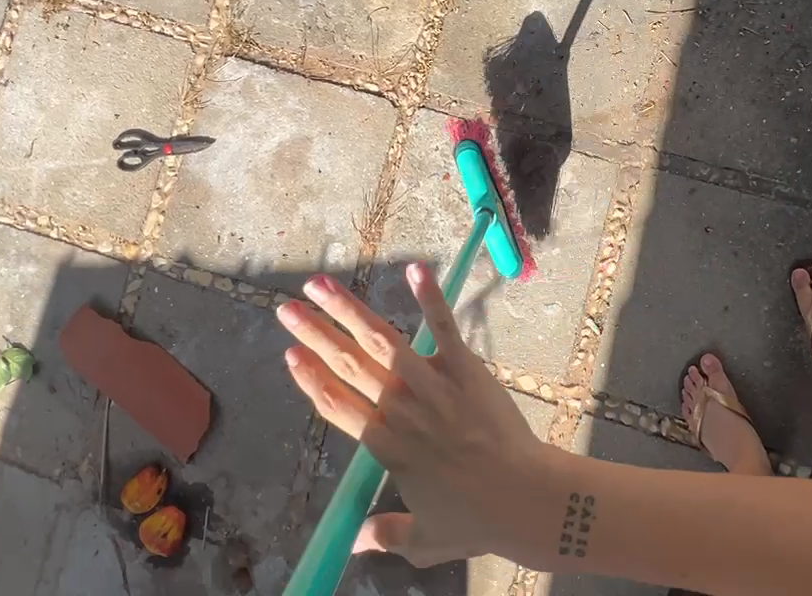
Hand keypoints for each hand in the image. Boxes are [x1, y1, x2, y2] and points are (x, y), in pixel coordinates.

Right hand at [277, 265, 557, 567]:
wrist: (525, 498)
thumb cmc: (476, 519)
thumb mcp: (424, 541)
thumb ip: (389, 534)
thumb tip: (359, 542)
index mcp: (386, 447)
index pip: (336, 406)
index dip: (311, 378)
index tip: (290, 354)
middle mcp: (401, 410)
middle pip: (348, 365)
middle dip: (315, 334)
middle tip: (286, 308)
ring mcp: (432, 386)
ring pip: (381, 340)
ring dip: (348, 309)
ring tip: (320, 285)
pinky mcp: (466, 369)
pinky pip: (444, 328)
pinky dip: (429, 297)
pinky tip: (414, 269)